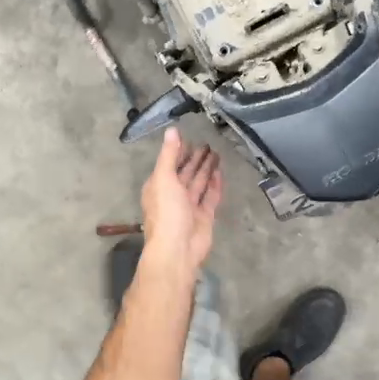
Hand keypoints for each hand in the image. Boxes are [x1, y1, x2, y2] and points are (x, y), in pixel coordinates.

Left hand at [140, 129, 221, 272]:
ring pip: (199, 183)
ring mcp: (189, 206)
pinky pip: (210, 196)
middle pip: (185, 173)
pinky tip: (220, 171)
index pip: (169, 164)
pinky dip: (215, 184)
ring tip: (216, 153)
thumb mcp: (164, 178)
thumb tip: (172, 130)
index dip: (178, 152)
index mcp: (158, 186)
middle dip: (194, 159)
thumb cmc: (166, 212)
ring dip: (206, 169)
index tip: (189, 138)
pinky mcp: (204, 216)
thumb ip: (169, 154)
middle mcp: (173, 195)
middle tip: (207, 143)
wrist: (178, 248)